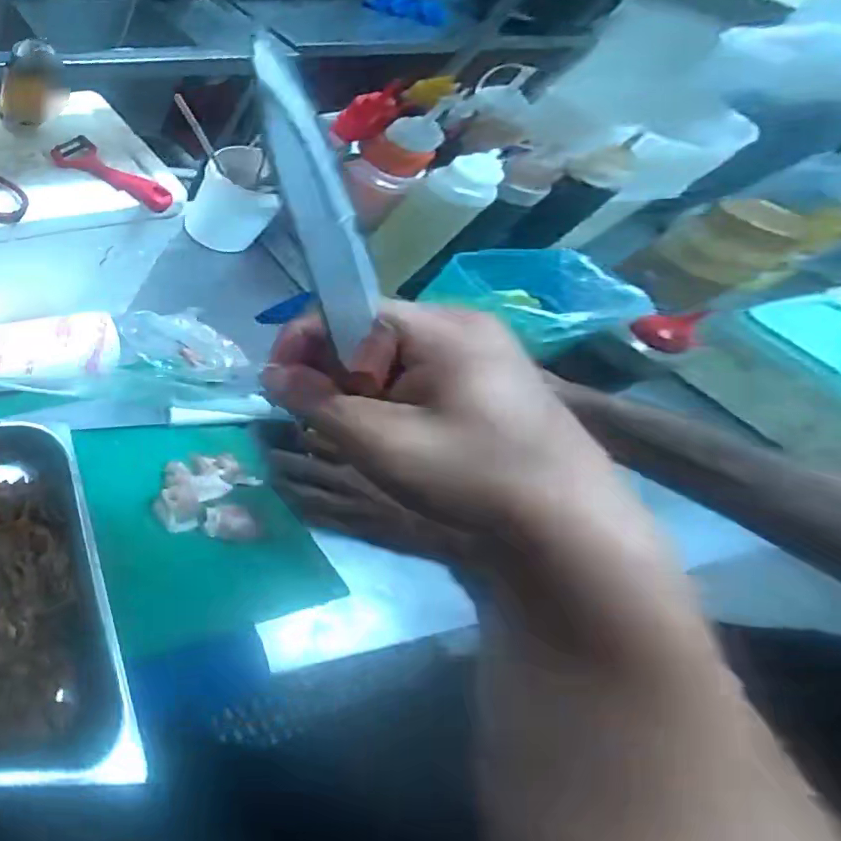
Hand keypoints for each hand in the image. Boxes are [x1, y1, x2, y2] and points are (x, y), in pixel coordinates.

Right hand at [262, 302, 625, 540]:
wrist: (570, 530)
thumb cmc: (470, 474)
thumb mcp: (376, 439)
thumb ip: (314, 400)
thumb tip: (270, 374)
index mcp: (441, 328)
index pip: (344, 310)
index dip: (301, 343)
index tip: (282, 388)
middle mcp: (458, 327)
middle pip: (361, 332)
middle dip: (328, 372)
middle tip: (319, 418)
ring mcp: (475, 354)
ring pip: (380, 357)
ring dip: (352, 390)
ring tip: (353, 432)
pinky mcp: (480, 381)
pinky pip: (408, 374)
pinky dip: (381, 399)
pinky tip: (387, 434)